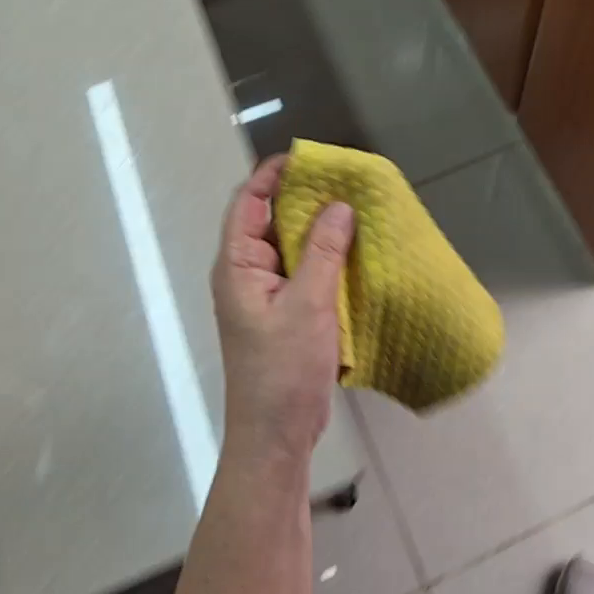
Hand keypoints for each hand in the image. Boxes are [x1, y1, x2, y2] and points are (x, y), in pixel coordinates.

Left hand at [211, 155, 354, 463]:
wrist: (275, 436)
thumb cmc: (282, 369)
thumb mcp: (307, 305)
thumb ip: (323, 252)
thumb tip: (339, 204)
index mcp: (237, 264)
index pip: (249, 202)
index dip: (273, 174)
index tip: (310, 156)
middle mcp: (247, 272)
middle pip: (270, 219)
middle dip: (304, 196)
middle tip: (345, 178)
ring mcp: (266, 294)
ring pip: (290, 246)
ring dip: (319, 227)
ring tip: (356, 206)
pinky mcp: (285, 312)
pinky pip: (304, 271)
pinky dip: (326, 256)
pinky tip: (355, 249)